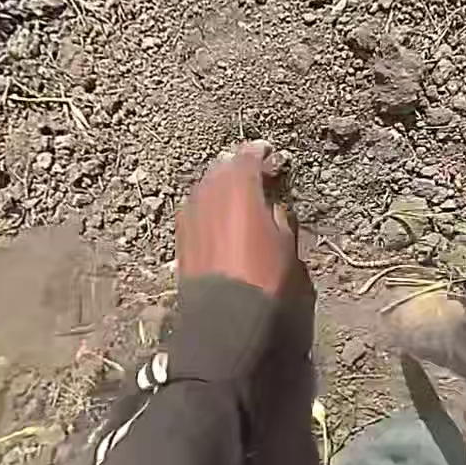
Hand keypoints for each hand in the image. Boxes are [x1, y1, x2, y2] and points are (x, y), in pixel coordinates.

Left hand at [175, 141, 293, 296]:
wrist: (222, 312)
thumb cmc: (262, 274)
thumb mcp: (285, 242)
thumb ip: (277, 214)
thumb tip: (270, 206)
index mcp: (239, 188)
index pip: (248, 156)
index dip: (261, 152)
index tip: (271, 153)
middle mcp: (210, 191)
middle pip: (224, 167)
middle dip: (240, 167)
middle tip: (258, 175)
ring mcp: (191, 210)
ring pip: (207, 185)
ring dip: (223, 186)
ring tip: (239, 197)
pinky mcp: (181, 231)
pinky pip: (197, 205)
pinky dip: (210, 204)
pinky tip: (221, 217)